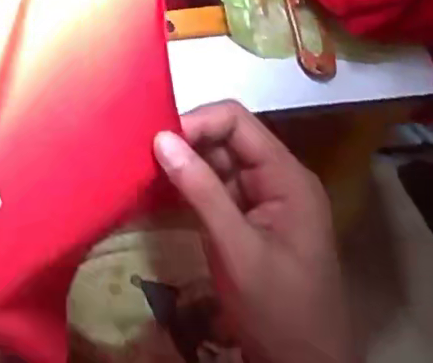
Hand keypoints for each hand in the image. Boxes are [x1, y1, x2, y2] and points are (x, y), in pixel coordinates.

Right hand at [153, 101, 351, 362]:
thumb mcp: (237, 250)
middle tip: (146, 155)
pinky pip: (217, 185)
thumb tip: (160, 137)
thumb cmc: (279, 311)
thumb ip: (201, 190)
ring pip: (218, 159)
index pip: (237, 122)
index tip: (159, 141)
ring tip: (148, 169)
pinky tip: (163, 189)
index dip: (197, 122)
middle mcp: (278, 177)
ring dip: (185, 162)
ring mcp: (265, 198)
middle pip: (226, 137)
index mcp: (287, 176)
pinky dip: (191, 184)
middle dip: (187, 141)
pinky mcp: (250, 218)